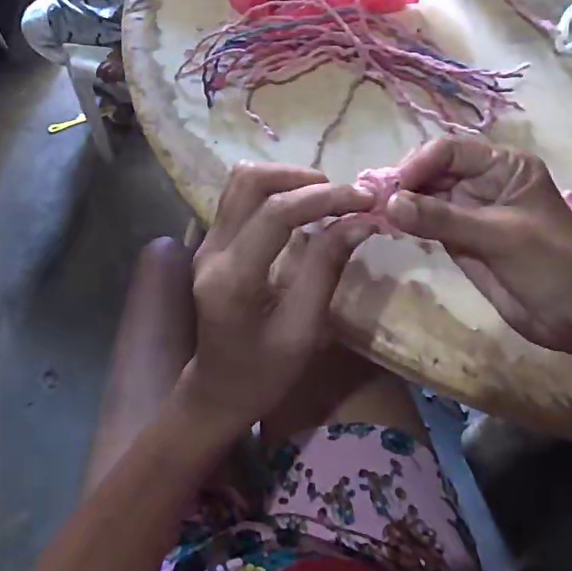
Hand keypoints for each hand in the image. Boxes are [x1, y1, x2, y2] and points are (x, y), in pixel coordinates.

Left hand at [176, 163, 377, 430]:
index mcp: (232, 278)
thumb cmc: (264, 374)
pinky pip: (240, 197)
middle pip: (249, 181)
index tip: (365, 198)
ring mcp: (206, 243)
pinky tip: (301, 207)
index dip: (324, 198)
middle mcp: (211, 251)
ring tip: (324, 196)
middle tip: (342, 195)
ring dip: (286, 179)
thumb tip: (362, 219)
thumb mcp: (303, 329)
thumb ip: (326, 268)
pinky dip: (274, 190)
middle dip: (301, 178)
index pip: (276, 213)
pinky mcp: (211, 242)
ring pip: (241, 182)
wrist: (217, 392)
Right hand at [387, 137, 571, 352]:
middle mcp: (485, 183)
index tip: (392, 188)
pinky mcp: (463, 241)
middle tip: (370, 201)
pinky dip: (408, 225)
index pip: (450, 151)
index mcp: (504, 167)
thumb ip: (444, 219)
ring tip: (370, 212)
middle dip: (404, 183)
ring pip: (426, 198)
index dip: (419, 165)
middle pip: (433, 172)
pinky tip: (386, 226)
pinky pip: (429, 225)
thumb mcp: (500, 236)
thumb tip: (389, 203)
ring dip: (401, 204)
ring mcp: (472, 213)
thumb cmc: (554, 266)